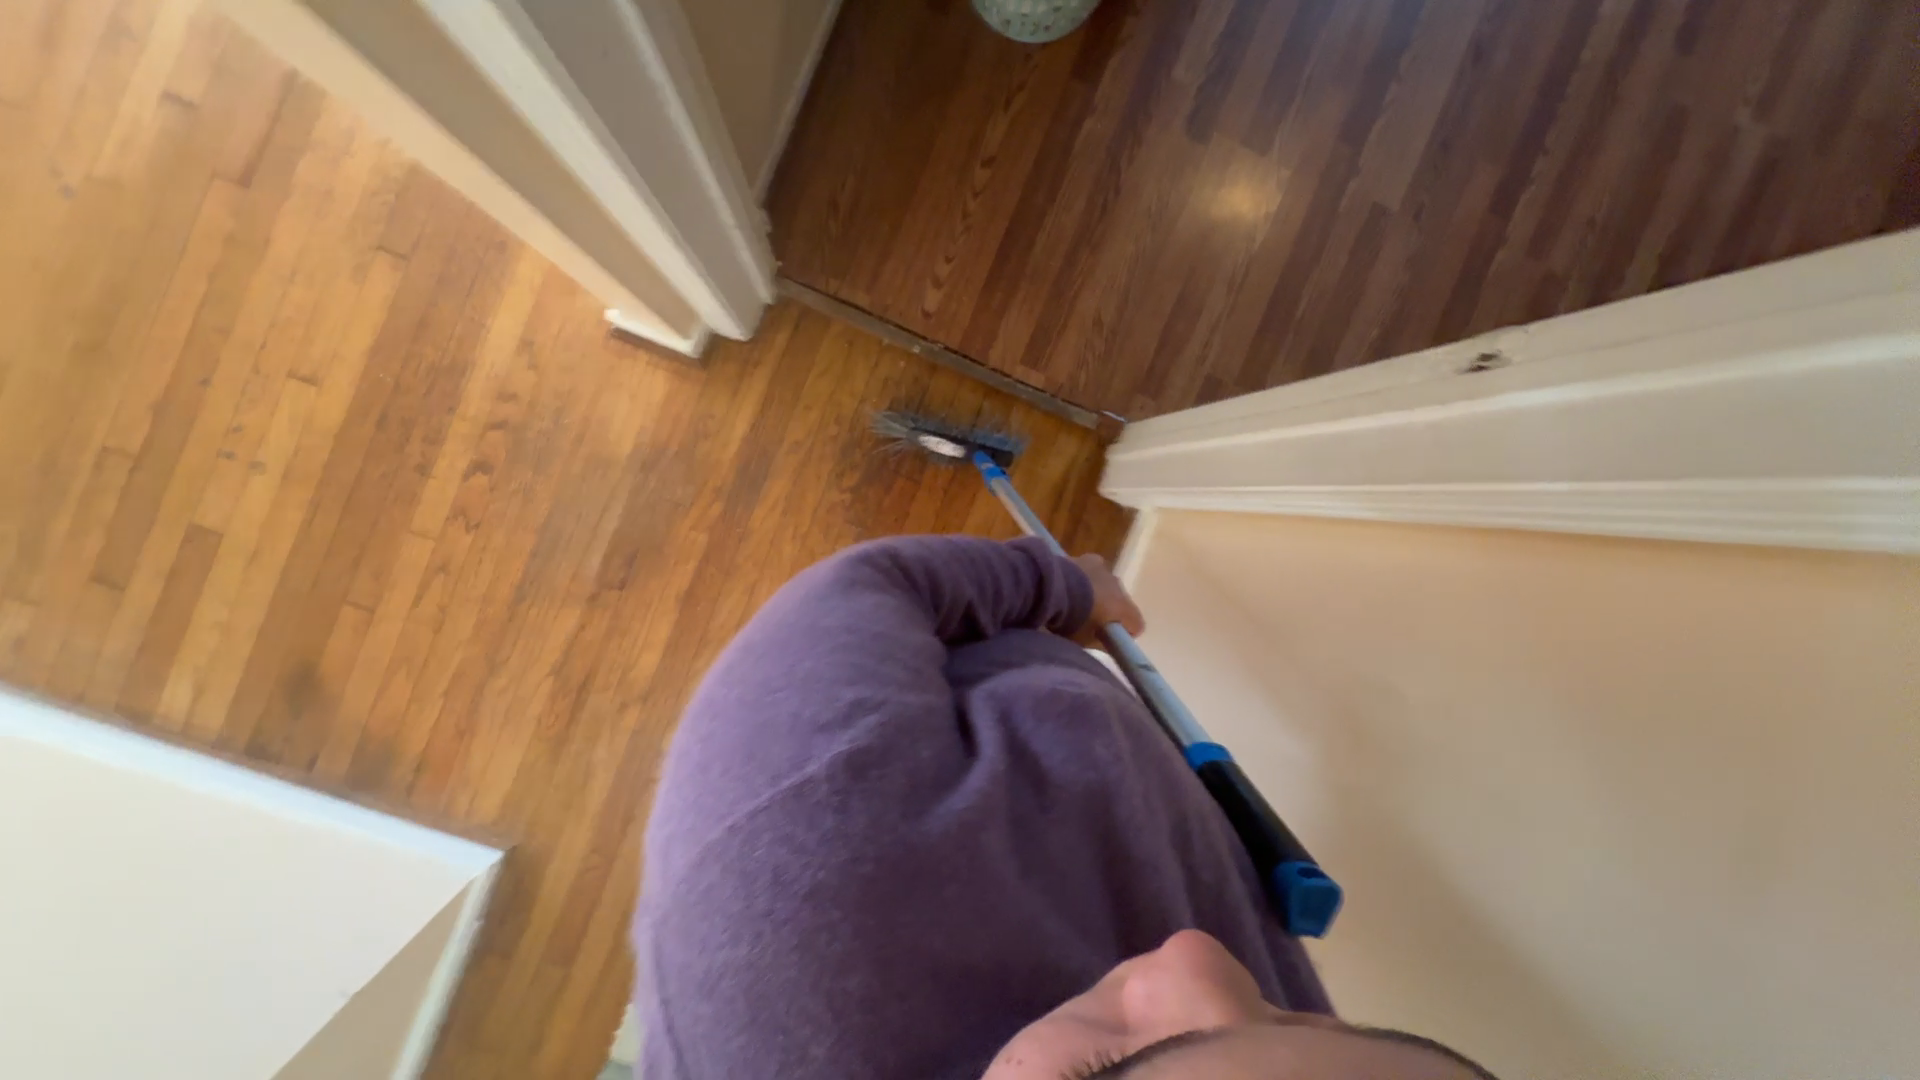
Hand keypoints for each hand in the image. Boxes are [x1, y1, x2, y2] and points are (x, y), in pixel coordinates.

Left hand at [1071, 554, 1144, 644]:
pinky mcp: (1089, 558)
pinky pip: (1093, 572)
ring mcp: (1105, 570)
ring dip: (1098, 592)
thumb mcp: (1085, 640)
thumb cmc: (1071, 619)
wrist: (1050, 588)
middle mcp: (1120, 586)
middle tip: (1091, 620)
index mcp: (1123, 608)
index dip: (1125, 632)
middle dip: (1110, 611)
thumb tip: (1104, 641)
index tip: (1111, 638)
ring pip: (1107, 585)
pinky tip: (1071, 584)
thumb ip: (1100, 642)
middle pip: (1121, 603)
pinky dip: (1086, 579)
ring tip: (1078, 600)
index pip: (1136, 624)